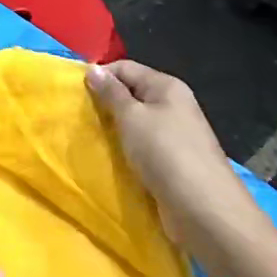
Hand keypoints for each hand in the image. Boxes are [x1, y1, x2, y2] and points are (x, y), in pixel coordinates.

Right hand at [85, 60, 254, 233]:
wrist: (203, 208)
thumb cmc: (164, 152)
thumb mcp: (131, 117)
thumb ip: (111, 93)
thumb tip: (93, 69)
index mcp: (167, 86)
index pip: (126, 68)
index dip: (100, 75)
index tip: (73, 91)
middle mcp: (173, 105)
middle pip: (132, 94)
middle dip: (106, 104)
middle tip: (77, 115)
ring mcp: (175, 134)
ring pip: (136, 123)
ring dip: (114, 129)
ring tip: (89, 137)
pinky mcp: (173, 162)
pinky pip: (142, 147)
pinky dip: (126, 150)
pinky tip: (109, 157)